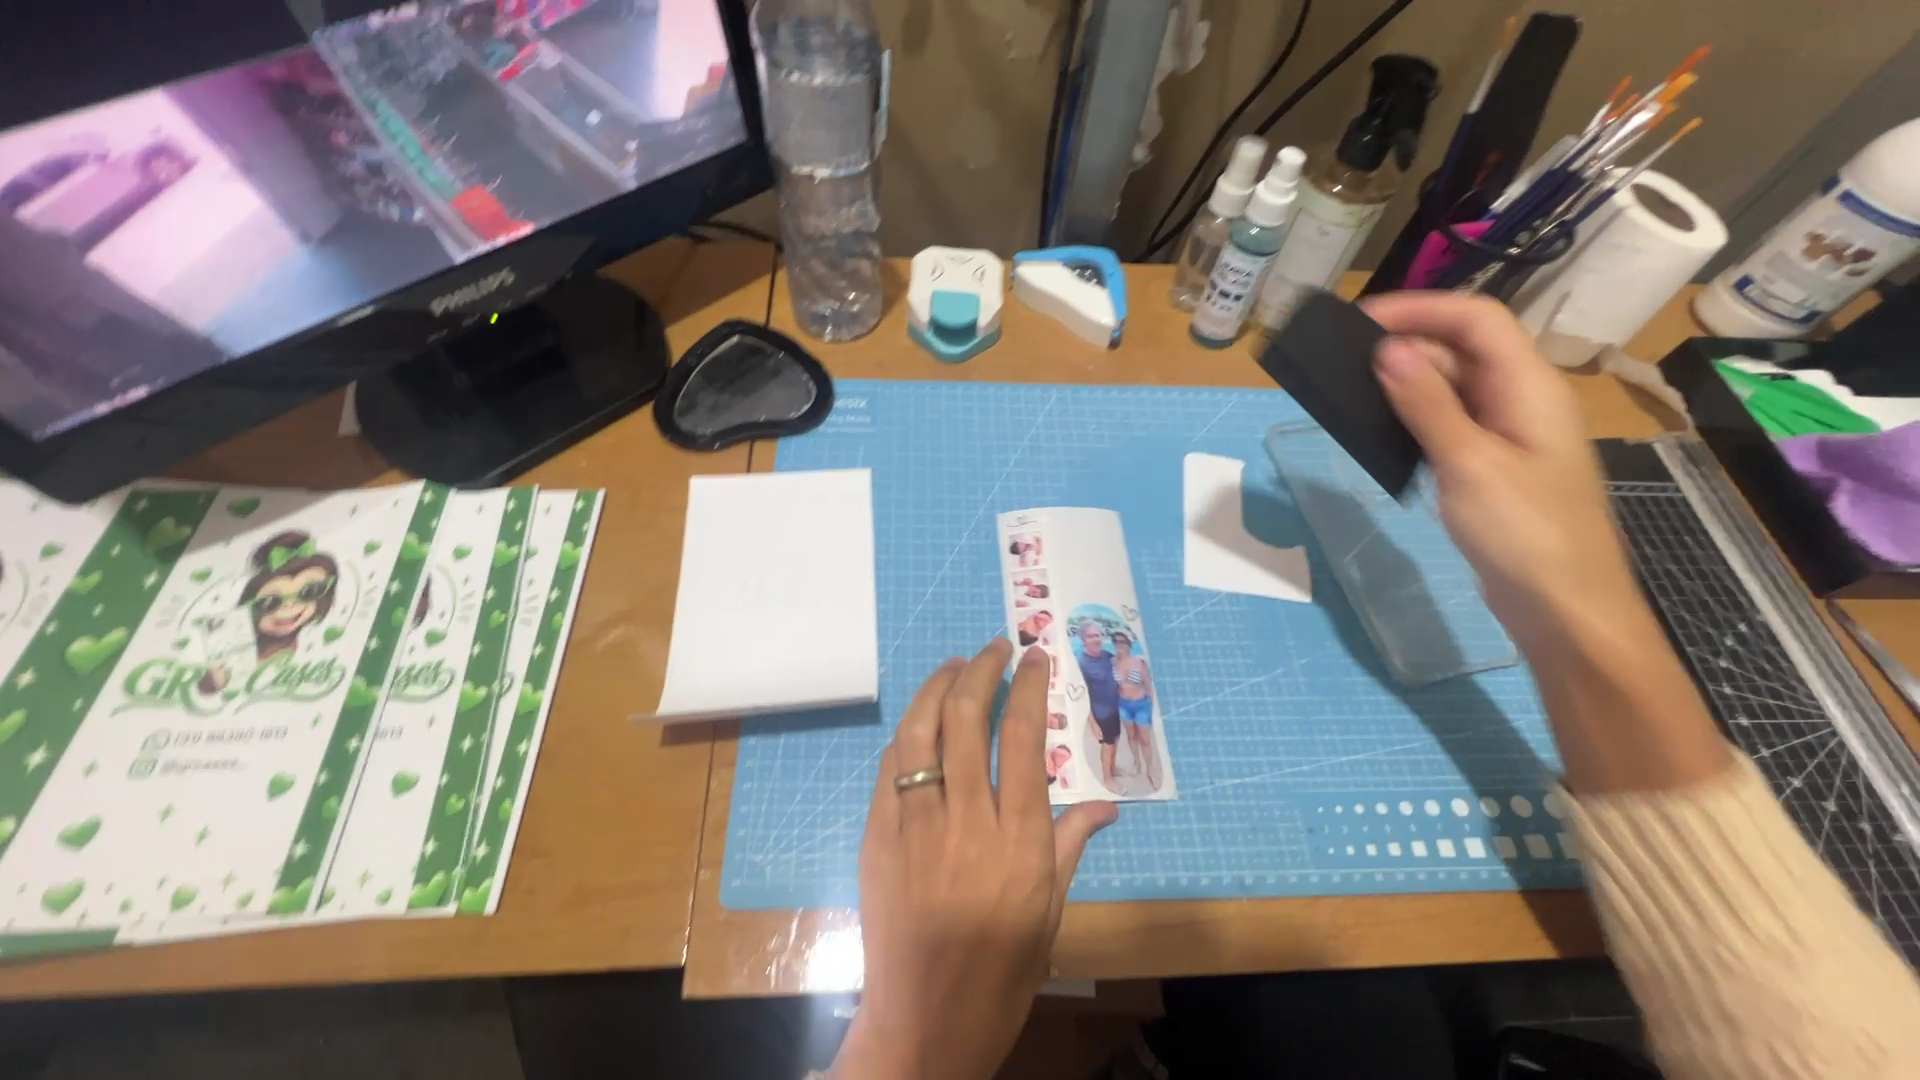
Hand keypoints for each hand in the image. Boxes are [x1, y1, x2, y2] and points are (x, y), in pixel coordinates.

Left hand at [832, 640, 1117, 1079]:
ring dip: (937, 688)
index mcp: (1018, 842)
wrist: (924, 1022)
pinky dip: (908, 734)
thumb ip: (1071, 845)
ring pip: (920, 734)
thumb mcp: (1051, 913)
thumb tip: (1106, 804)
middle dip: (981, 670)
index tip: (1033, 658)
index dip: (1028, 688)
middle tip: (995, 648)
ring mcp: (914, 827)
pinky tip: (921, 722)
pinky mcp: (877, 838)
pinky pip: (890, 769)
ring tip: (956, 665)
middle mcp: (965, 822)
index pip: (1022, 740)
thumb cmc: (1001, 973)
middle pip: (968, 721)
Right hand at [1362, 292, 1640, 641]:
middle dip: (1405, 345)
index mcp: (1529, 386)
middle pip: (1461, 348)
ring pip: (1452, 386)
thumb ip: (1427, 404)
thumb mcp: (1469, 463)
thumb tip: (1388, 350)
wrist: (1563, 606)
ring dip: (1405, 382)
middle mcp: (1520, 398)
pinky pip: (1449, 421)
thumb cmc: (1524, 532)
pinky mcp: (1491, 462)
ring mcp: (1507, 431)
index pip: (1475, 319)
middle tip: (1342, 362)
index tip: (1359, 322)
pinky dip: (1414, 416)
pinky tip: (1381, 432)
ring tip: (1351, 392)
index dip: (1419, 309)